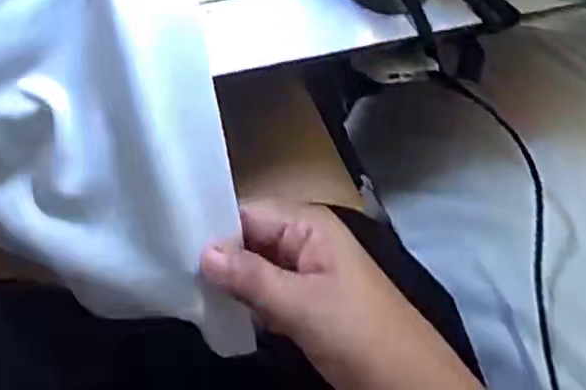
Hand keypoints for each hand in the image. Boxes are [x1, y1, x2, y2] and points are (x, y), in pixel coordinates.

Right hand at [201, 200, 479, 389]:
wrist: (411, 382)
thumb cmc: (358, 331)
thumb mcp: (302, 305)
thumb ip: (252, 277)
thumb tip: (203, 251)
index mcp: (309, 224)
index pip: (251, 213)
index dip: (216, 226)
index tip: (173, 242)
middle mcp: (307, 239)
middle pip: (253, 238)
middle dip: (220, 255)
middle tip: (175, 271)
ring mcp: (309, 272)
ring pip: (258, 267)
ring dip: (231, 281)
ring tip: (189, 291)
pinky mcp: (309, 304)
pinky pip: (269, 292)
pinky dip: (248, 302)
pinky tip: (221, 313)